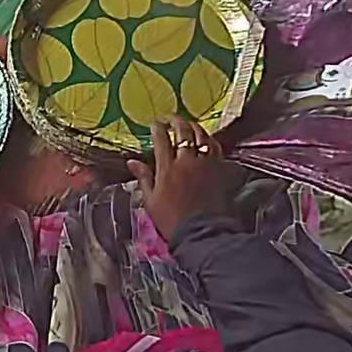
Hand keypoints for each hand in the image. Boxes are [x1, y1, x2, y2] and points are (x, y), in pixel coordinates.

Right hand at [126, 118, 233, 240]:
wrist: (202, 233)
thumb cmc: (172, 221)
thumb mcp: (151, 201)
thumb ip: (143, 178)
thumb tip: (132, 162)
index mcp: (167, 169)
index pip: (161, 140)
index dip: (158, 129)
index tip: (155, 124)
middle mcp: (186, 161)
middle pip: (183, 133)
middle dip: (176, 121)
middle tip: (170, 118)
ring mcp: (205, 164)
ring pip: (201, 136)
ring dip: (194, 127)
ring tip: (188, 124)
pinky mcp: (219, 169)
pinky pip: (215, 147)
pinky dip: (209, 139)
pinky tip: (205, 138)